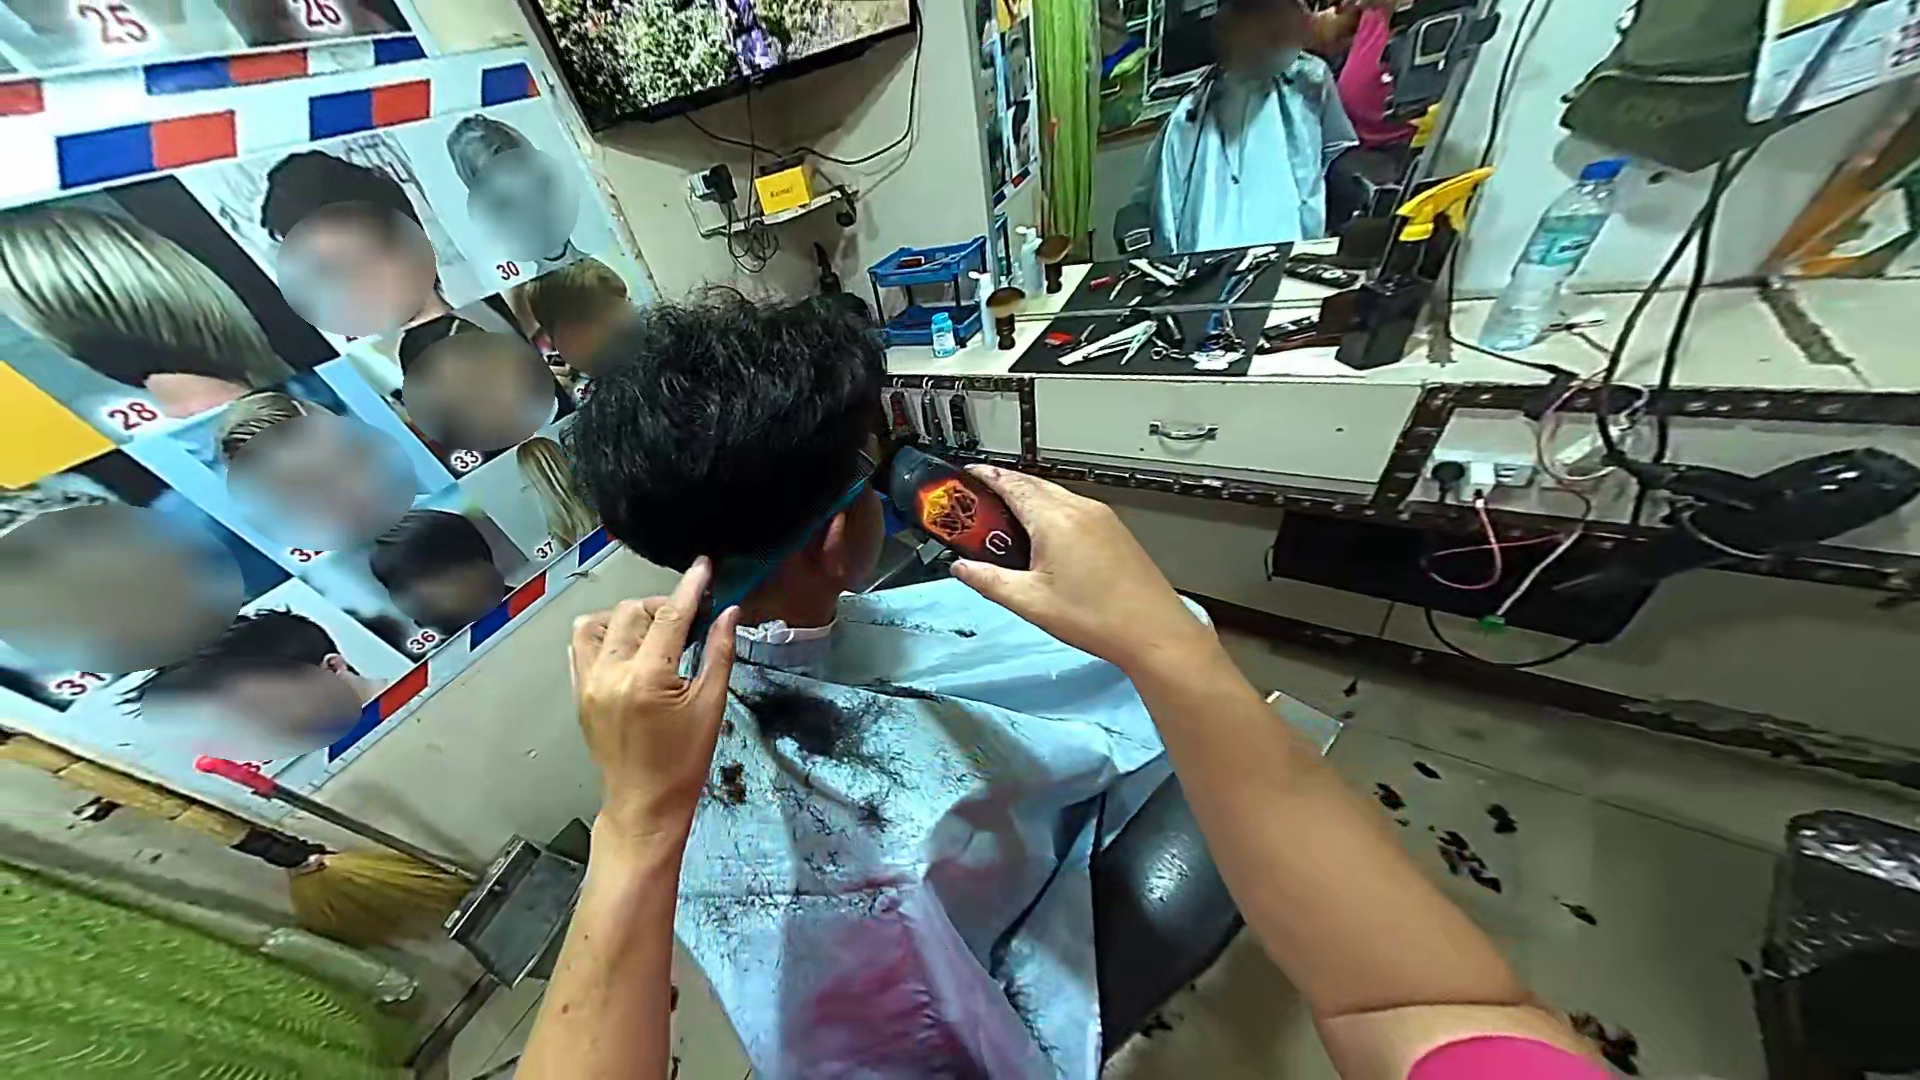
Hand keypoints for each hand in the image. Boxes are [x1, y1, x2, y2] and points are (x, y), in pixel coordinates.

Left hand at [570, 558, 740, 847]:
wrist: (645, 802)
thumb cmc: (686, 757)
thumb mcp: (712, 704)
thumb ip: (719, 651)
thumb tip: (729, 611)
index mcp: (647, 678)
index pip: (671, 617)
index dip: (690, 587)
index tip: (704, 566)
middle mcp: (609, 673)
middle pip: (633, 612)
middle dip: (664, 604)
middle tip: (690, 617)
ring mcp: (587, 682)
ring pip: (598, 622)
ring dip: (630, 616)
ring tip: (656, 631)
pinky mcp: (578, 691)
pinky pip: (580, 644)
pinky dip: (604, 632)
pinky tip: (629, 643)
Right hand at [949, 466, 1212, 674]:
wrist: (1154, 631)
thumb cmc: (1097, 618)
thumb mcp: (1030, 602)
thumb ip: (988, 581)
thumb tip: (961, 568)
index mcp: (1056, 519)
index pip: (1011, 483)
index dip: (985, 476)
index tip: (967, 476)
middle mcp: (1080, 508)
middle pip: (1032, 484)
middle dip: (1003, 487)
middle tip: (979, 505)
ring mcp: (1101, 517)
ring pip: (1054, 494)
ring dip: (1027, 499)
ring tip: (1006, 523)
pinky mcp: (1113, 529)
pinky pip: (1072, 507)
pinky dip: (1049, 511)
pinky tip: (1042, 537)